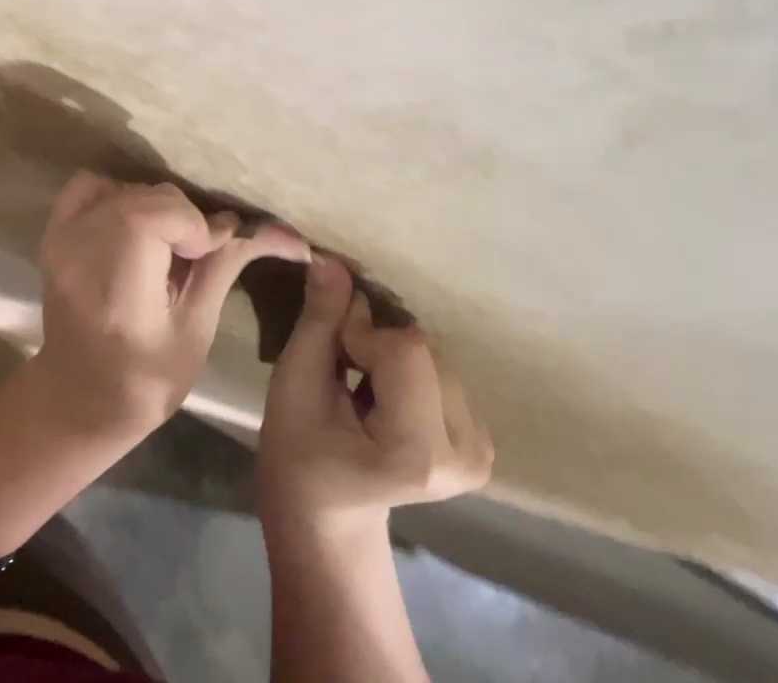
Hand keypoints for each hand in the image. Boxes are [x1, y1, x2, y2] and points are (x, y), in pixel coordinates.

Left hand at [32, 172, 309, 434]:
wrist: (79, 395)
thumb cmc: (145, 380)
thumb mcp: (195, 330)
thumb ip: (223, 267)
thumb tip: (273, 228)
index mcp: (116, 286)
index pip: (155, 214)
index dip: (193, 223)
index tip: (210, 251)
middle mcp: (79, 252)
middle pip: (142, 197)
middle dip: (180, 216)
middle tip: (195, 254)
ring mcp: (59, 240)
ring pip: (121, 188)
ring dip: (153, 206)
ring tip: (165, 245)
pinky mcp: (52, 235)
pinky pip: (87, 186)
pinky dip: (116, 194)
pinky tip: (135, 226)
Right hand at [257, 257, 493, 535]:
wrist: (326, 515)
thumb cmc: (296, 456)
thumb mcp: (293, 388)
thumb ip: (318, 324)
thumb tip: (333, 261)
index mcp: (420, 452)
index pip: (406, 350)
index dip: (358, 334)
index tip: (327, 355)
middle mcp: (468, 453)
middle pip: (425, 350)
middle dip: (375, 344)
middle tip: (339, 370)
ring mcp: (483, 451)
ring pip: (437, 357)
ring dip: (391, 355)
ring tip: (358, 386)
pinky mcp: (484, 444)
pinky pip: (444, 374)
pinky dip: (407, 371)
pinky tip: (381, 397)